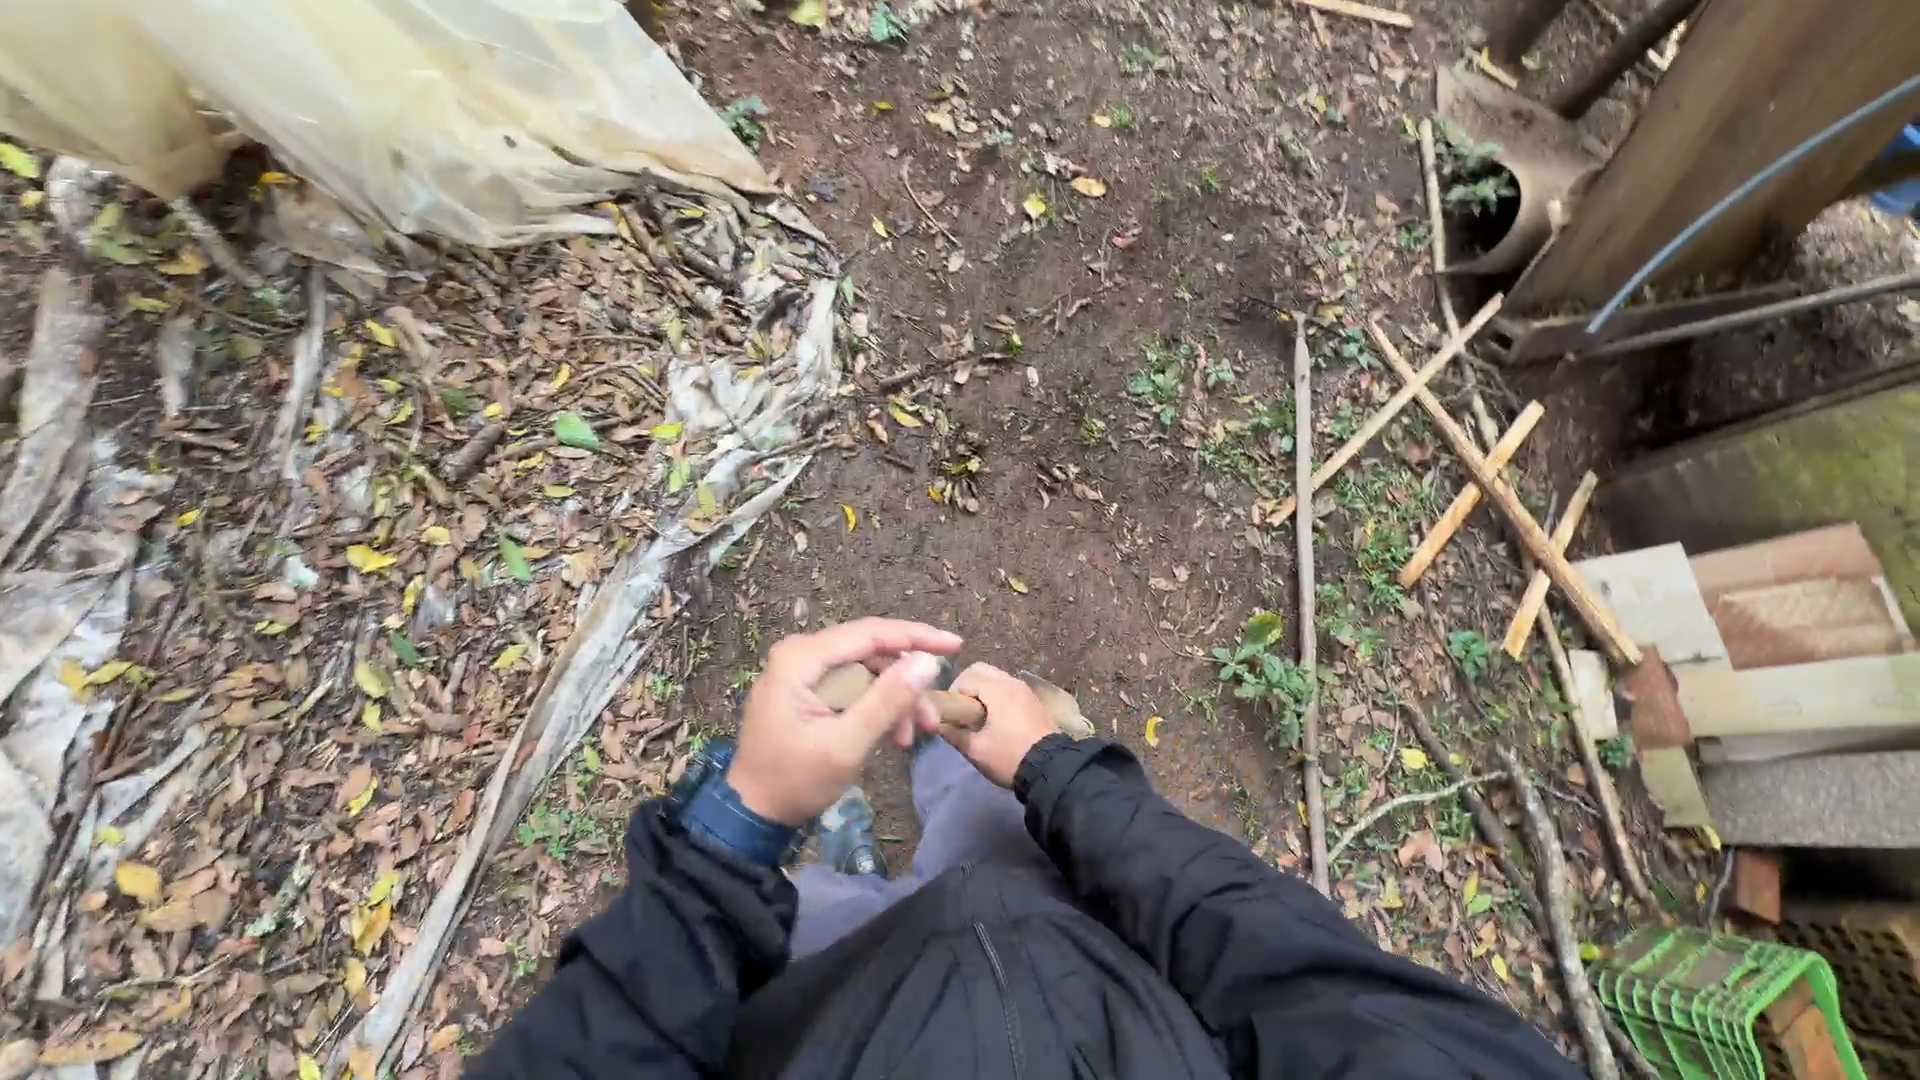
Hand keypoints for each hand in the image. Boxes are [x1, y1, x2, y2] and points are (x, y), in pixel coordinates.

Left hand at [728, 618, 962, 825]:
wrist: (753, 813)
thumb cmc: (795, 781)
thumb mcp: (846, 745)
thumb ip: (886, 701)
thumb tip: (928, 662)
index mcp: (801, 658)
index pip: (870, 633)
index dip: (917, 637)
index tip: (955, 646)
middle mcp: (800, 653)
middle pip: (871, 650)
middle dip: (906, 681)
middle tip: (933, 716)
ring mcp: (803, 670)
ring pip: (868, 669)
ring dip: (895, 699)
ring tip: (913, 736)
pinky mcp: (809, 687)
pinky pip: (855, 684)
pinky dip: (878, 706)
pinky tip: (894, 735)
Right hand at [942, 663, 1054, 787]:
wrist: (1050, 769)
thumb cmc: (1009, 757)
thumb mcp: (975, 750)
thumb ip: (953, 732)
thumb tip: (936, 723)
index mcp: (998, 691)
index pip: (966, 677)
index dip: (954, 693)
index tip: (952, 713)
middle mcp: (1012, 683)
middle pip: (981, 670)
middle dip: (967, 685)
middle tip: (962, 710)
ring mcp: (1025, 690)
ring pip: (996, 677)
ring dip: (982, 689)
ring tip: (978, 715)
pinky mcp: (1032, 700)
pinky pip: (1008, 687)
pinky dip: (996, 694)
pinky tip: (995, 718)